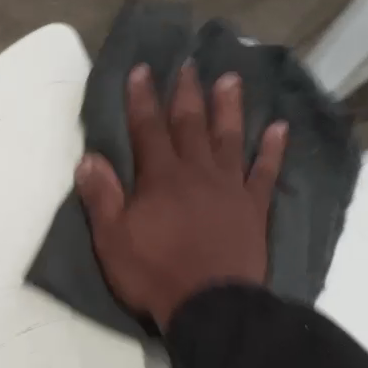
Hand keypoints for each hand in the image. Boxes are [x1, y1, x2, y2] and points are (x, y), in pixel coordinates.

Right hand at [75, 62, 287, 329]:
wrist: (208, 302)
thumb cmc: (152, 273)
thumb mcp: (112, 240)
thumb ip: (102, 198)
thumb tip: (89, 159)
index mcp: (159, 179)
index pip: (147, 131)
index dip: (142, 100)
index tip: (141, 71)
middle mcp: (196, 172)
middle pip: (190, 125)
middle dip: (186, 94)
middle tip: (188, 65)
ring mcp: (229, 187)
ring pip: (229, 137)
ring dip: (228, 108)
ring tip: (230, 80)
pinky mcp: (253, 207)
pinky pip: (264, 171)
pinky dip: (272, 149)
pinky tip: (278, 129)